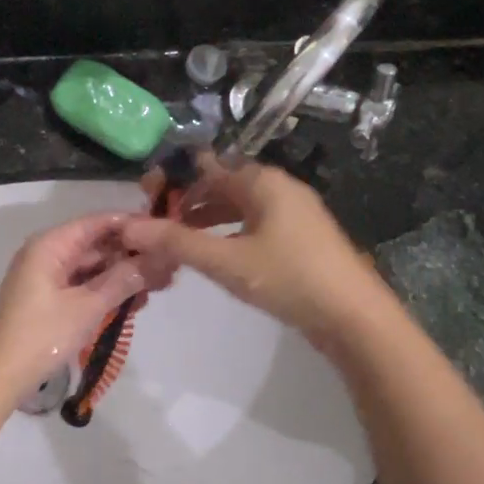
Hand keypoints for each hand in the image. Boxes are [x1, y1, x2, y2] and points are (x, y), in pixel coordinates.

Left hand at [0, 213, 174, 403]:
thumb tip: (158, 258)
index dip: (131, 226)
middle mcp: (45, 253)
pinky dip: (104, 290)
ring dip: (120, 275)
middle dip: (130, 255)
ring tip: (158, 288)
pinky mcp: (45, 298)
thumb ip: (123, 280)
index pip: (97, 222)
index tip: (165, 234)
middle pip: (94, 244)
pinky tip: (132, 302)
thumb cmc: (41, 336)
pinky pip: (80, 285)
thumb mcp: (87, 307)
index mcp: (50, 245)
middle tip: (168, 269)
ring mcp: (44, 276)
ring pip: (90, 267)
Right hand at [125, 155, 381, 345]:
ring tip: (176, 242)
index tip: (144, 199)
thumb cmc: (289, 278)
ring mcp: (293, 213)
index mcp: (263, 181)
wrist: (354, 317)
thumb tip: (128, 226)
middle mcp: (279, 188)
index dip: (173, 178)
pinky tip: (213, 255)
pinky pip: (253, 224)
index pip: (207, 166)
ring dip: (206, 219)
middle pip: (223, 184)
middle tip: (155, 224)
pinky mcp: (300, 238)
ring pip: (238, 206)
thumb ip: (176, 242)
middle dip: (187, 201)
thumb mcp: (226, 262)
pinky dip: (228, 233)